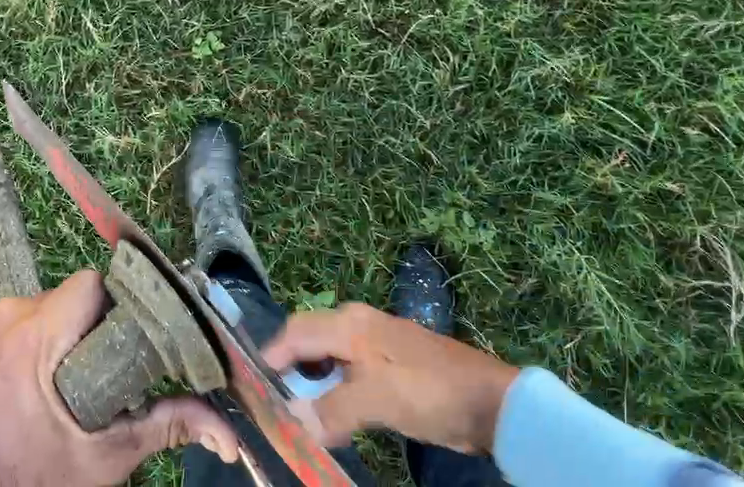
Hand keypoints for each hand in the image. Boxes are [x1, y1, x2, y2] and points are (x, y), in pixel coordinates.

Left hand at [0, 270, 238, 484]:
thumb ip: (163, 427)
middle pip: (75, 297)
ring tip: (86, 382)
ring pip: (52, 307)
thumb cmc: (29, 479)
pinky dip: (48, 342)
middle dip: (100, 328)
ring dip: (74, 336)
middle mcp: (6, 315)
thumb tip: (225, 431)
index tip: (140, 340)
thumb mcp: (102, 458)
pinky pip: (28, 320)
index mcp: (33, 335)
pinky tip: (55, 381)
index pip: (92, 285)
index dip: (123, 305)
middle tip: (117, 372)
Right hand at [263, 303, 518, 454]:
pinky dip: (331, 393)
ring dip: (310, 386)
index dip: (272, 357)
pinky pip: (344, 376)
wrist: (491, 403)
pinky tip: (329, 418)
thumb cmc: (430, 391)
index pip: (295, 332)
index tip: (252, 386)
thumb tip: (293, 420)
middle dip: (288, 372)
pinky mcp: (386, 369)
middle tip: (271, 404)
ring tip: (296, 415)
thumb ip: (333, 408)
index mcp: (349, 324)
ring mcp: (372, 347)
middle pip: (306, 343)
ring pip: (325, 361)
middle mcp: (355, 326)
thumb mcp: (379, 400)